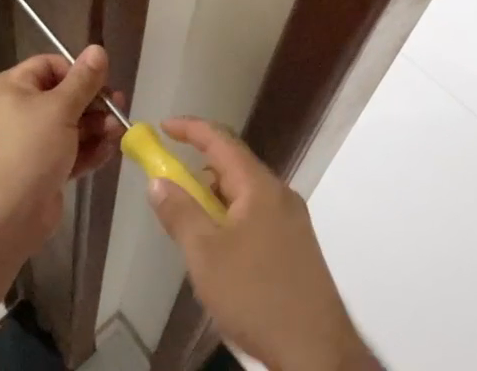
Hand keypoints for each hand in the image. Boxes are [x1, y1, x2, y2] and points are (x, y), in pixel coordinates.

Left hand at [0, 46, 125, 247]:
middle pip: (62, 96)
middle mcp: (16, 111)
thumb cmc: (30, 151)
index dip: (77, 71)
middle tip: (119, 107)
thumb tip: (98, 48)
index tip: (102, 83)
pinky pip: (68, 150)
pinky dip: (88, 149)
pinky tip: (112, 150)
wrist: (9, 217)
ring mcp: (28, 142)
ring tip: (119, 131)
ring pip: (68, 125)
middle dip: (93, 103)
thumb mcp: (60, 109)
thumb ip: (83, 80)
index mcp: (10, 88)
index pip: (48, 66)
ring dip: (96, 127)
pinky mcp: (40, 168)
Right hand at [147, 118, 374, 370]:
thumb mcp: (205, 254)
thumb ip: (180, 212)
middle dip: (197, 171)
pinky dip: (229, 222)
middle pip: (233, 167)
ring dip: (212, 202)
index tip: (160, 128)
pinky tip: (219, 257)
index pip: (221, 140)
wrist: (317, 353)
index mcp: (260, 187)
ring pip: (243, 196)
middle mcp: (280, 196)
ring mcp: (292, 222)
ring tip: (192, 234)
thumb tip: (159, 180)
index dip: (189, 129)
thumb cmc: (256, 296)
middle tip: (170, 191)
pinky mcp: (296, 248)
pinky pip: (255, 218)